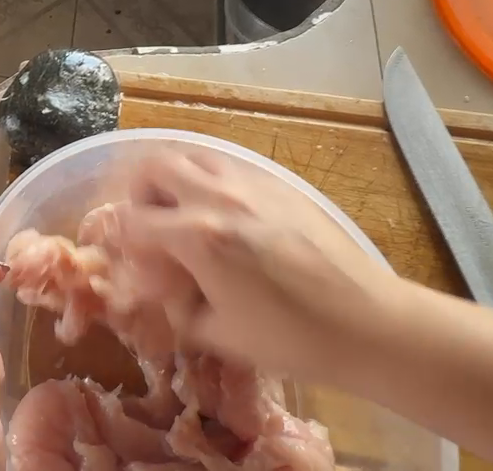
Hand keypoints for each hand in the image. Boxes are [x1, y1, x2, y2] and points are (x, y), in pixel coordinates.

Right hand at [112, 150, 412, 383]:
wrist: (371, 324)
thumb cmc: (293, 338)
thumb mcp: (221, 335)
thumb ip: (178, 308)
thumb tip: (161, 291)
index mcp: (197, 237)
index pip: (132, 221)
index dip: (121, 240)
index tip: (130, 258)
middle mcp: (215, 197)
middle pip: (152, 167)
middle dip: (139, 192)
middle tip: (149, 220)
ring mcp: (247, 183)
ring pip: (188, 154)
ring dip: (173, 176)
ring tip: (182, 207)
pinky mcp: (274, 182)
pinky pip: (224, 162)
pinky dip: (207, 177)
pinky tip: (224, 210)